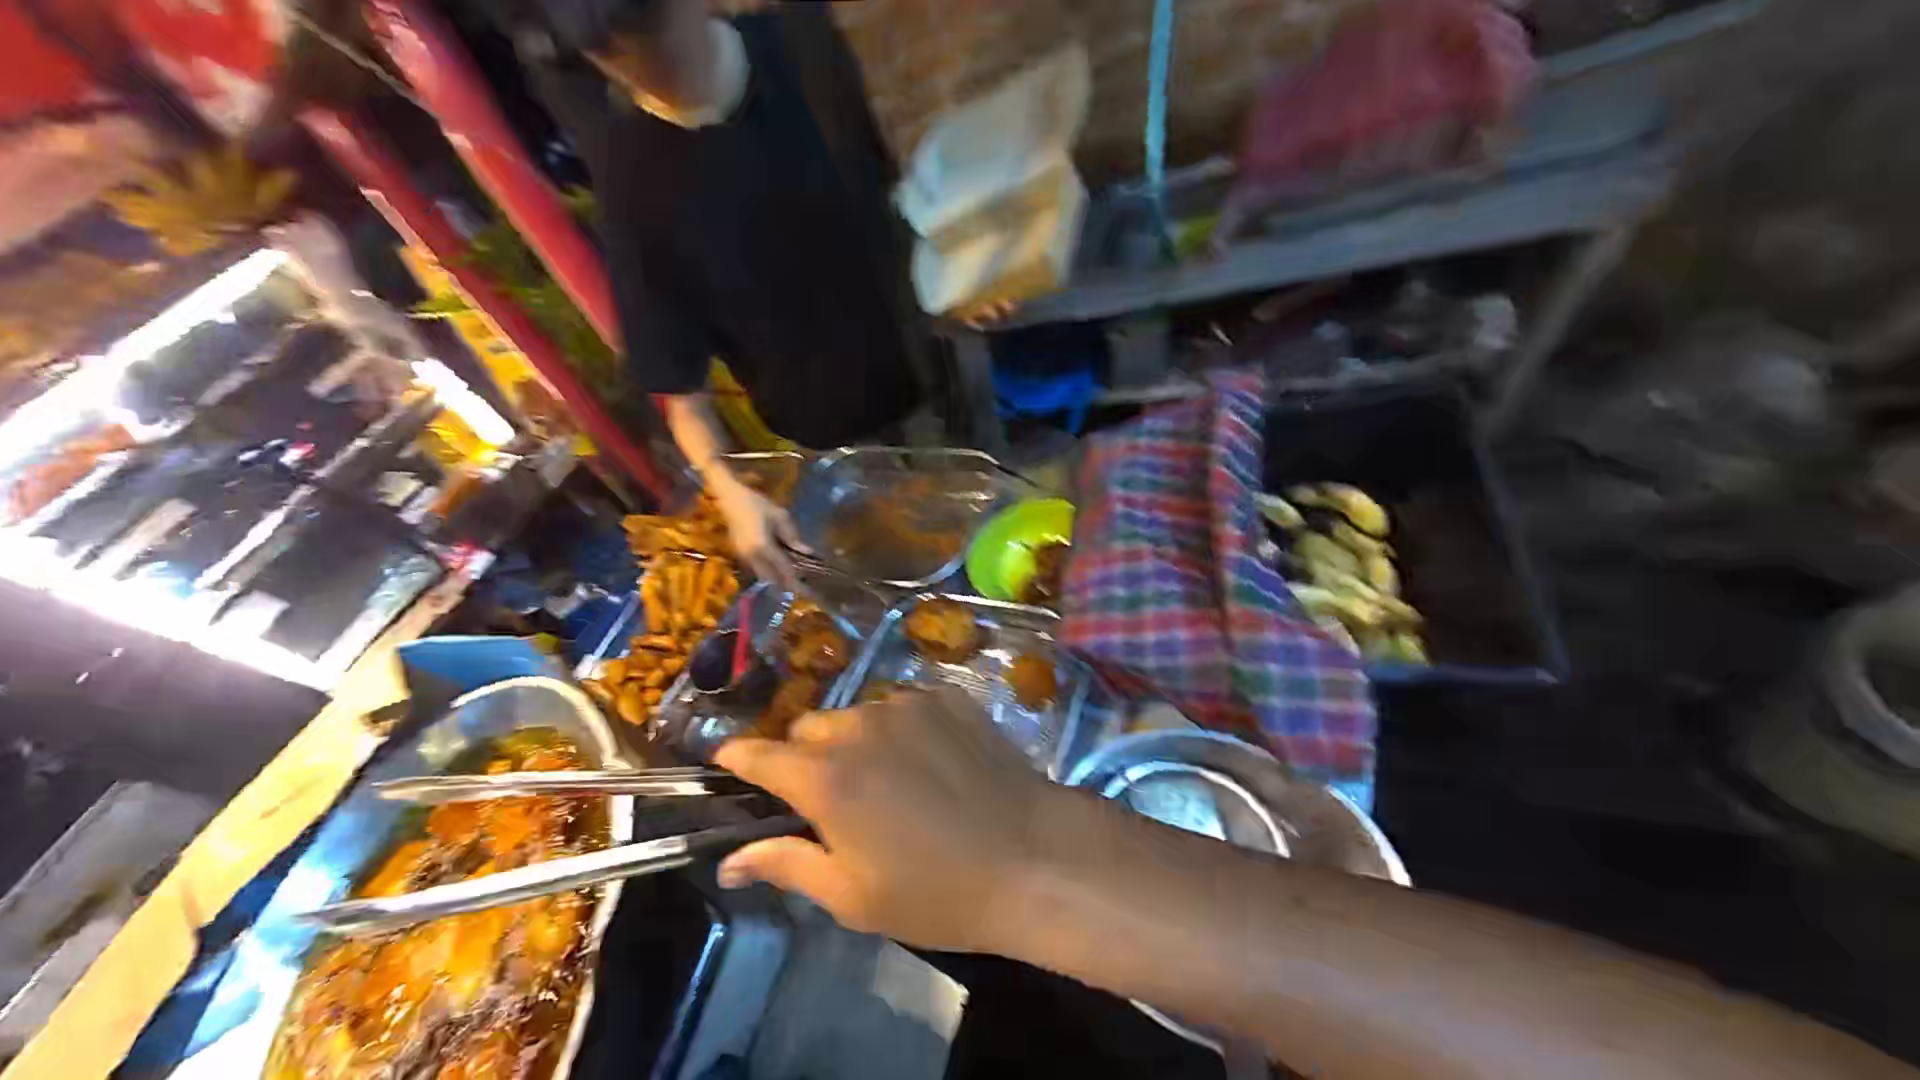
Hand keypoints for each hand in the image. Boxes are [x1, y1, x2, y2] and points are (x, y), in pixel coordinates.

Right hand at [707, 468, 800, 588]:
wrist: (729, 498)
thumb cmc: (756, 504)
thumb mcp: (779, 516)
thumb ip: (792, 536)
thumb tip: (806, 552)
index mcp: (763, 547)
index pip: (783, 570)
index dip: (796, 581)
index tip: (808, 591)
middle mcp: (752, 556)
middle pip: (771, 579)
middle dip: (786, 585)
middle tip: (801, 586)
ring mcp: (743, 556)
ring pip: (762, 576)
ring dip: (776, 579)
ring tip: (791, 577)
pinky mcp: (739, 554)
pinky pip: (756, 569)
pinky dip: (768, 572)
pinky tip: (777, 566)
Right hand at [714, 687, 1061, 951]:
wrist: (1032, 855)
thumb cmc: (936, 890)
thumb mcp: (852, 896)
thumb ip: (786, 865)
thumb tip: (731, 860)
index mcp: (825, 776)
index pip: (757, 753)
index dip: (738, 758)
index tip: (729, 765)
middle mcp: (858, 726)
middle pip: (808, 729)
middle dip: (806, 757)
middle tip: (834, 798)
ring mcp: (907, 703)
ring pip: (857, 714)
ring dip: (857, 740)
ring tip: (891, 779)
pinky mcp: (947, 696)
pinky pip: (904, 704)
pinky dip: (902, 726)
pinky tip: (931, 759)